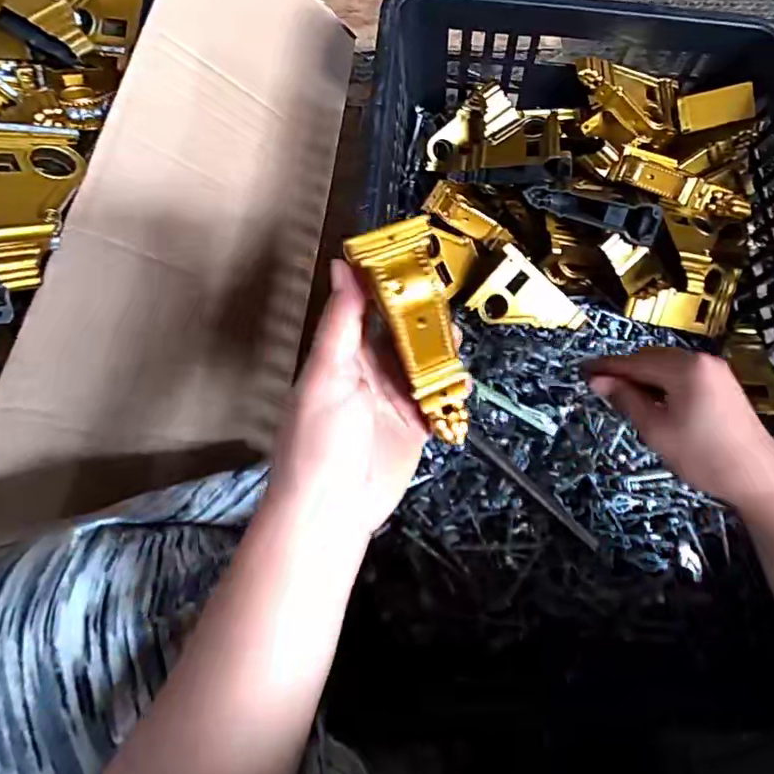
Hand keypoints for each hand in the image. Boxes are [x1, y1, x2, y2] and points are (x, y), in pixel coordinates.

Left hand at [268, 260, 429, 537]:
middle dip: (426, 318)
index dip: (390, 284)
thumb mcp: (328, 373)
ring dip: (443, 352)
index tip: (412, 263)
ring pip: (427, 362)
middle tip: (444, 305)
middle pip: (406, 333)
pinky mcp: (414, 424)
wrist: (333, 511)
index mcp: (344, 353)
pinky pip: (440, 397)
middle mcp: (370, 372)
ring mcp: (393, 398)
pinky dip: (452, 387)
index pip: (369, 306)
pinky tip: (458, 382)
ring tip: (455, 342)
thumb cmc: (315, 445)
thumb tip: (340, 270)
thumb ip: (341, 322)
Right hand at [584, 348, 773, 509]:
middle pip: (652, 358)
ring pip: (667, 365)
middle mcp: (701, 360)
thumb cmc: (704, 457)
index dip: (607, 367)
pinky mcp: (723, 384)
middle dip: (625, 370)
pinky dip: (664, 382)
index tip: (584, 371)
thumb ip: (626, 400)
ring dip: (644, 376)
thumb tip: (599, 381)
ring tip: (624, 395)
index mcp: (685, 368)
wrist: (759, 479)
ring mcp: (716, 371)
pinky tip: (655, 400)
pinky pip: (683, 373)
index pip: (635, 362)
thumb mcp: (657, 431)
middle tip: (601, 385)